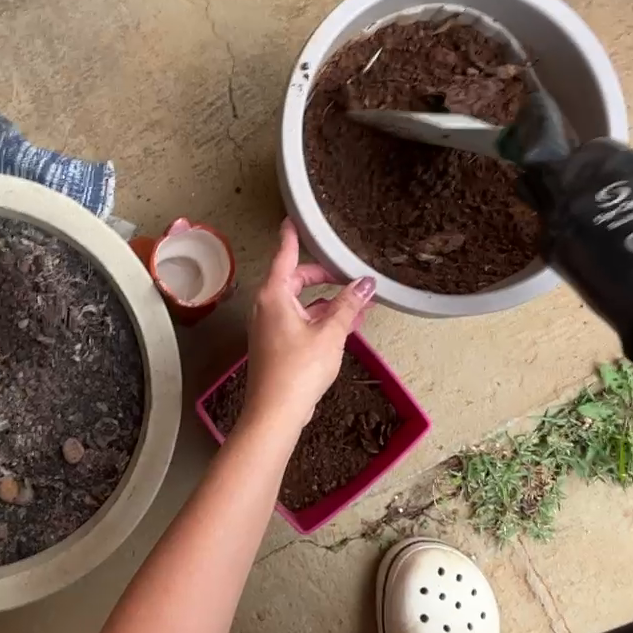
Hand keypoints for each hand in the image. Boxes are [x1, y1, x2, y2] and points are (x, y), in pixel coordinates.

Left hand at [243, 220, 375, 428]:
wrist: (275, 412)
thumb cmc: (297, 371)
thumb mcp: (331, 333)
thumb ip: (348, 305)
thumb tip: (365, 284)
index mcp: (274, 295)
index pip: (284, 255)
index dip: (291, 236)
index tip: (292, 220)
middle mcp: (267, 306)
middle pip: (296, 279)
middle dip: (325, 276)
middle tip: (350, 274)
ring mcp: (270, 326)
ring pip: (301, 303)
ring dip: (328, 301)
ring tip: (359, 303)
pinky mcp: (276, 344)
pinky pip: (300, 321)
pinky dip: (320, 319)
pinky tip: (346, 325)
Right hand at [519, 139, 632, 336]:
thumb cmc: (614, 287)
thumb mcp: (564, 253)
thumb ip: (551, 211)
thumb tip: (535, 182)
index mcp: (583, 174)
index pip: (564, 155)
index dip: (565, 173)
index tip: (564, 191)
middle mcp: (630, 161)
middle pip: (614, 159)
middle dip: (611, 182)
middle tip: (615, 219)